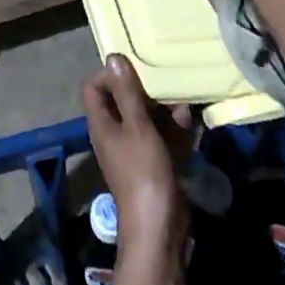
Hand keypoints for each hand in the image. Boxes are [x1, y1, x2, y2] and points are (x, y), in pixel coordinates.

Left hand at [83, 53, 193, 242]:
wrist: (160, 228)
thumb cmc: (143, 173)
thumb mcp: (137, 128)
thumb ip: (127, 93)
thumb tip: (113, 56)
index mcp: (101, 123)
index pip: (94, 88)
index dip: (109, 75)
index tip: (134, 69)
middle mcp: (113, 133)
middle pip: (122, 101)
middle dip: (144, 91)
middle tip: (166, 82)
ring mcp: (133, 150)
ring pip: (145, 119)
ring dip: (163, 109)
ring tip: (183, 100)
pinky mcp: (153, 163)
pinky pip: (160, 138)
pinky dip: (172, 129)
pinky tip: (190, 121)